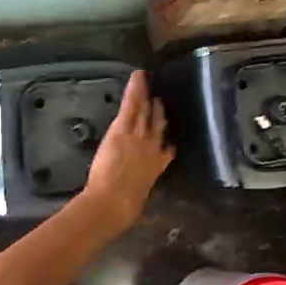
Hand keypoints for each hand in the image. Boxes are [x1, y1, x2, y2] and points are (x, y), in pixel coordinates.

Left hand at [80, 70, 173, 232]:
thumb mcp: (137, 200)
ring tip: (149, 82)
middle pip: (159, 125)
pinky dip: (135, 89)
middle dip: (160, 112)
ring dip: (147, 94)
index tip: (171, 139)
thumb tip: (136, 198)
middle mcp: (152, 148)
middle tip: (161, 99)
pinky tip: (138, 76)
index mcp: (156, 168)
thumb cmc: (123, 208)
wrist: (113, 202)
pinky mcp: (124, 129)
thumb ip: (139, 192)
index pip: (166, 152)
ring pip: (146, 110)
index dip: (168, 142)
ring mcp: (139, 136)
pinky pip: (132, 104)